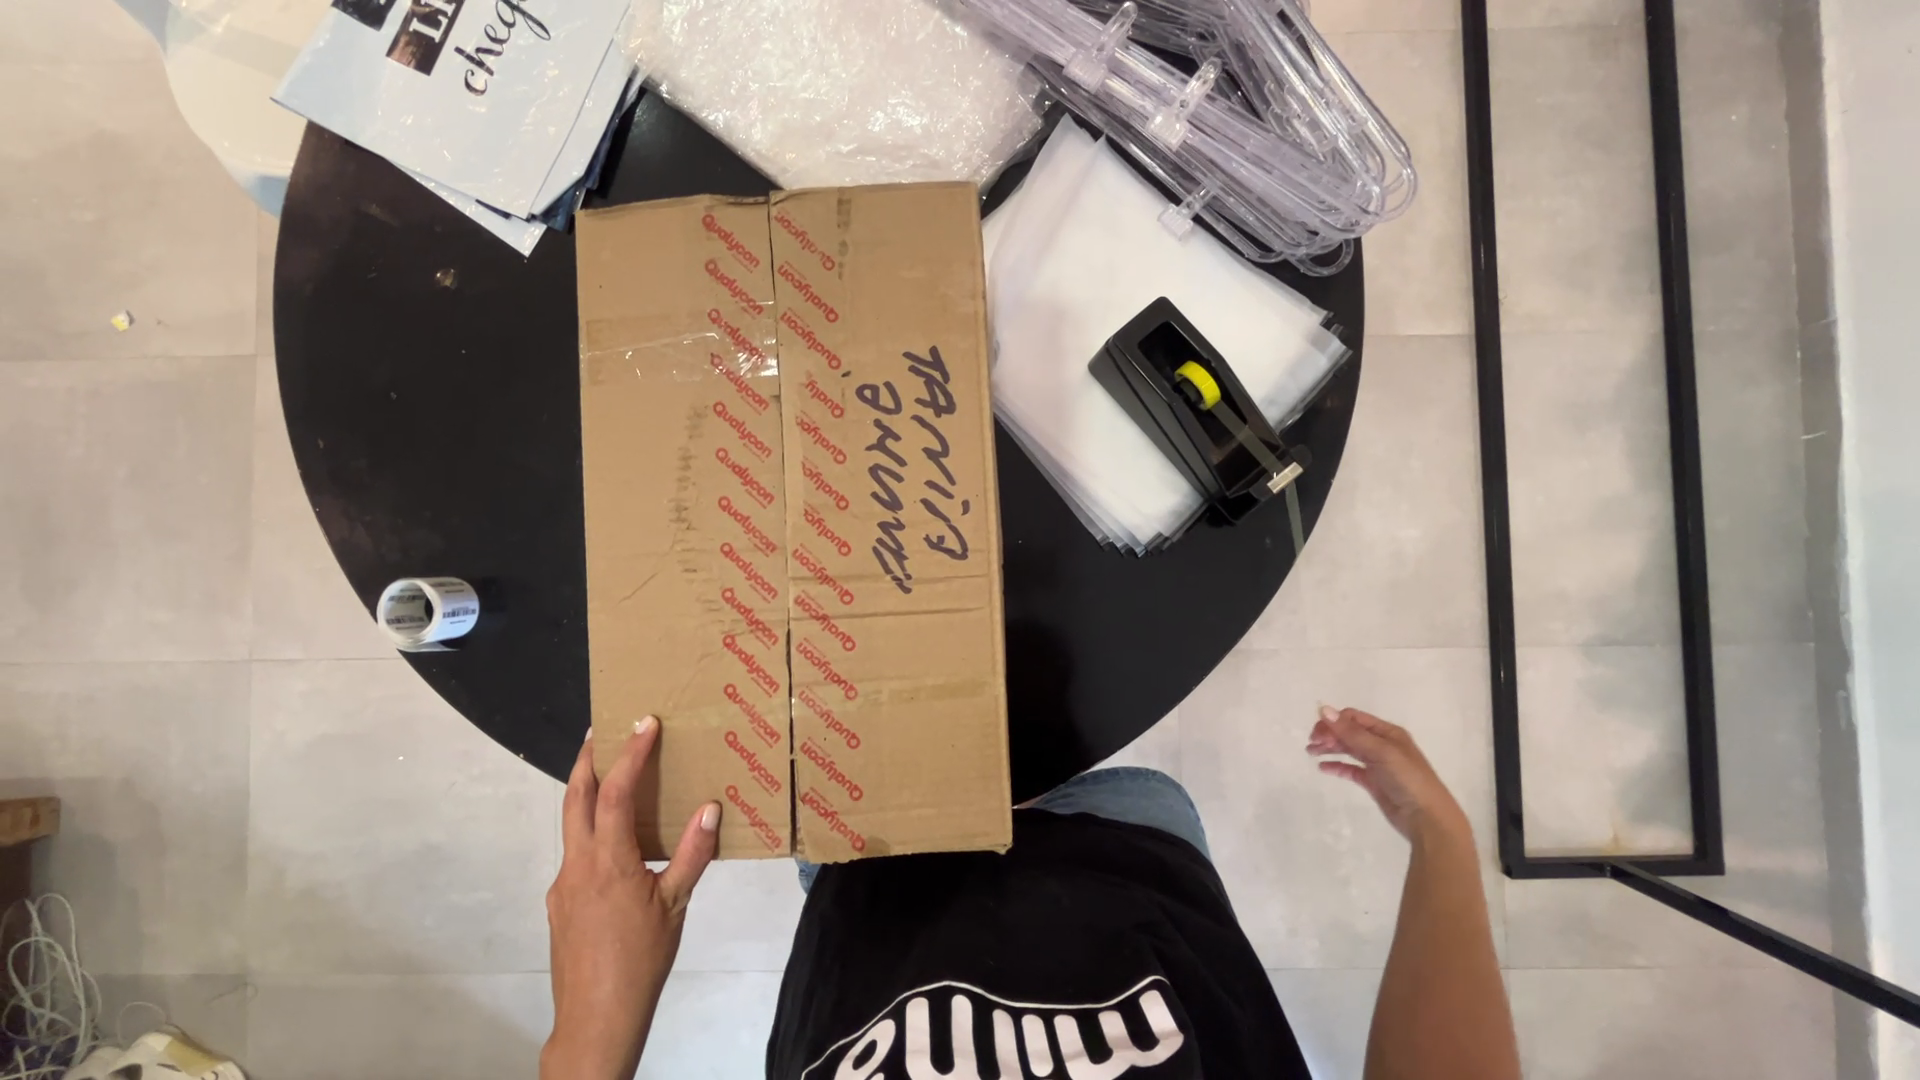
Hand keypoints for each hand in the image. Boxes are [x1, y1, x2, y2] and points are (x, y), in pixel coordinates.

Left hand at [542, 716, 720, 1079]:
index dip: (631, 755)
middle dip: (586, 760)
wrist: (595, 1019)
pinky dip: (591, 831)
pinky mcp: (559, 903)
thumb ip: (692, 854)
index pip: (616, 793)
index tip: (644, 723)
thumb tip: (710, 807)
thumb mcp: (676, 905)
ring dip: (586, 793)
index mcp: (608, 861)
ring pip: (571, 825)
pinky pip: (575, 853)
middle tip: (600, 731)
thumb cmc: (642, 959)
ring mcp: (562, 885)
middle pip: (574, 798)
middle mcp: (577, 865)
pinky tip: (615, 846)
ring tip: (610, 776)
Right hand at [1307, 705, 1468, 843]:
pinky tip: (1323, 768)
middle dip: (1329, 734)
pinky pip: (1351, 769)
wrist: (1428, 819)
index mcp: (1388, 733)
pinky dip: (1337, 766)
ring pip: (1348, 749)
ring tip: (1311, 752)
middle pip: (1349, 732)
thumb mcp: (1380, 752)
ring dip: (1329, 748)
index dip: (1334, 722)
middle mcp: (1382, 745)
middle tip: (1312, 744)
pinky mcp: (1373, 782)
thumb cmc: (1408, 780)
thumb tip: (1324, 709)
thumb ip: (1351, 733)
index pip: (1354, 718)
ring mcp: (1378, 764)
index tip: (1317, 733)